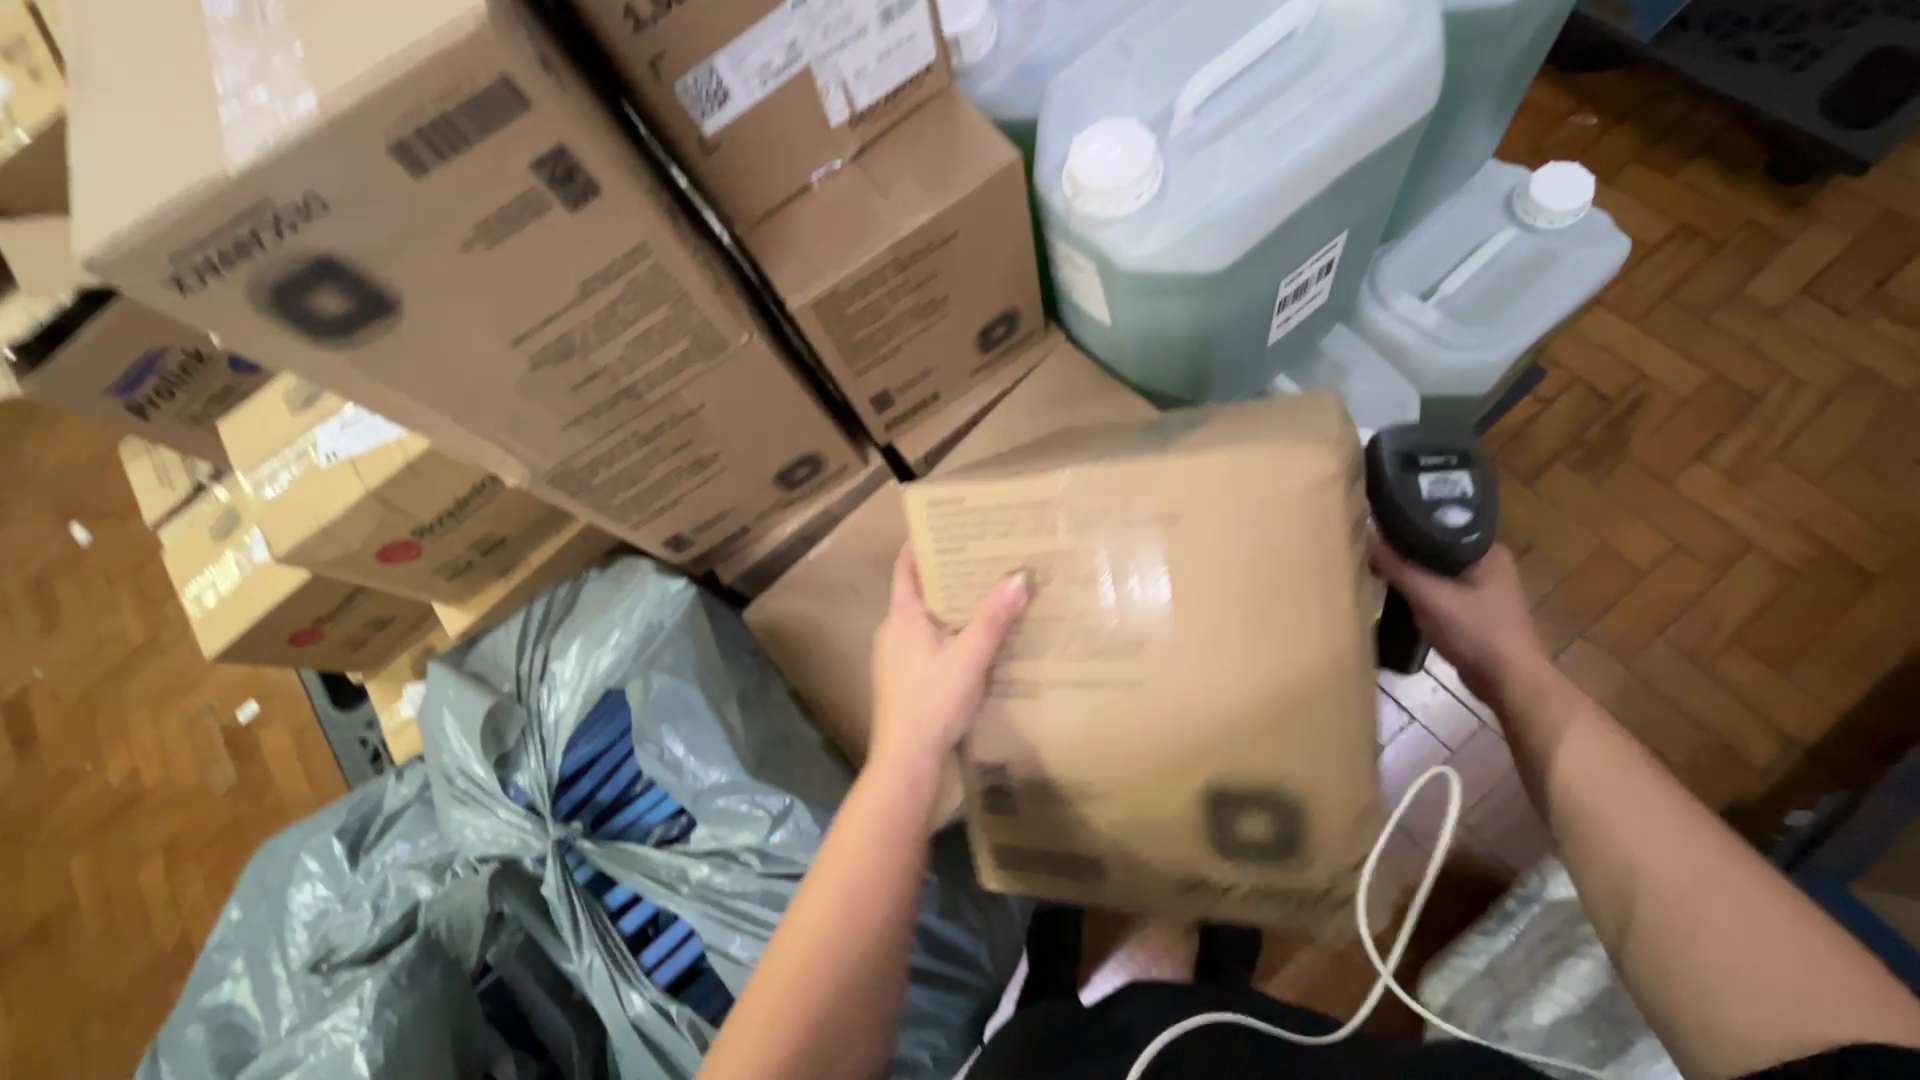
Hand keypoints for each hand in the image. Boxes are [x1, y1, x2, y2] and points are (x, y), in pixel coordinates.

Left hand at [868, 544, 1029, 777]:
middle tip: (978, 559)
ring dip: (946, 605)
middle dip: (944, 574)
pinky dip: (944, 631)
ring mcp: (892, 658)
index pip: (906, 567)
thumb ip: (994, 617)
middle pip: (916, 592)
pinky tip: (968, 642)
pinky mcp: (900, 680)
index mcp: (902, 617)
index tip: (942, 525)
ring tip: (980, 596)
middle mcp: (891, 631)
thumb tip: (1019, 576)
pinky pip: (922, 642)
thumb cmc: (934, 700)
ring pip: (921, 619)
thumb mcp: (971, 656)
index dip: (920, 544)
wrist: (906, 758)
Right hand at [1368, 536, 1553, 707]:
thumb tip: (1367, 535)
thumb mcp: (1429, 596)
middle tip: (1371, 553)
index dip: (1406, 528)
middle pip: (1436, 550)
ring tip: (1379, 571)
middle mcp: (1490, 563)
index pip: (1440, 526)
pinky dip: (1422, 592)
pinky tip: (1400, 597)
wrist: (1508, 681)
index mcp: (1488, 550)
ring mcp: (1485, 589)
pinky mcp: (1476, 611)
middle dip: (1405, 553)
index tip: (1375, 532)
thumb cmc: (1475, 632)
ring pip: (1438, 572)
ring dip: (1412, 574)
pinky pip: (1441, 591)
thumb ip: (1397, 566)